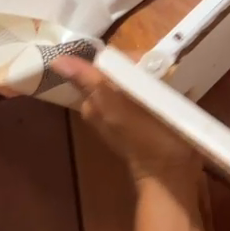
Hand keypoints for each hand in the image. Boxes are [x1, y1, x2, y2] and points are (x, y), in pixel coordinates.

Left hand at [51, 56, 200, 186]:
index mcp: (95, 101)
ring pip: (138, 80)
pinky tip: (173, 93)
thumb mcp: (116, 109)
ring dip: (154, 77)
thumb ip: (90, 82)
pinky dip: (161, 89)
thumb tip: (56, 60)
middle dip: (144, 67)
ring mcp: (127, 112)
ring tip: (171, 83)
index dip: (128, 58)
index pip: (105, 64)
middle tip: (165, 74)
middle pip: (123, 71)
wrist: (172, 172)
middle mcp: (107, 105)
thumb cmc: (147, 139)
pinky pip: (151, 92)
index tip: (151, 62)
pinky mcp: (146, 119)